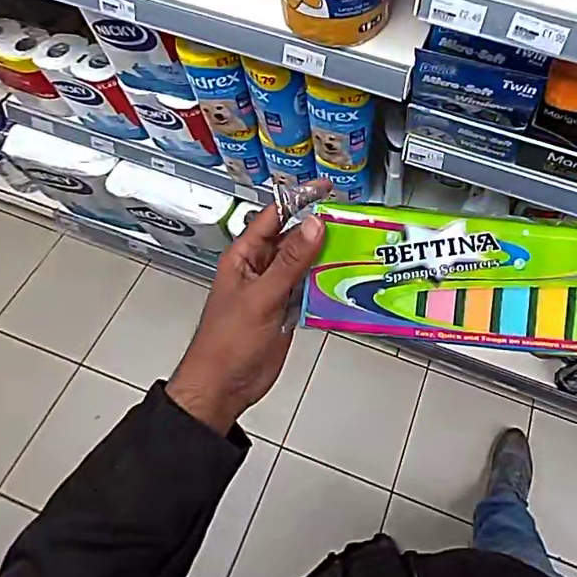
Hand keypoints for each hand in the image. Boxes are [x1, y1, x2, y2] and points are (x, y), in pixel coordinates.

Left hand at [166, 181, 329, 435]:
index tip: (324, 189)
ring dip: (326, 257)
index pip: (275, 215)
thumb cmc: (224, 344)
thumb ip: (290, 262)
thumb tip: (313, 226)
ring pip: (306, 262)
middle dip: (320, 228)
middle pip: (295, 237)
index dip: (299, 199)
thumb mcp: (261, 297)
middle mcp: (260, 267)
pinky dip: (327, 284)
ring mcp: (274, 288)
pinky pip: (311, 287)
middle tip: (350, 221)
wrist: (223, 388)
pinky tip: (344, 281)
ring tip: (354, 248)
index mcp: (245, 256)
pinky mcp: (286, 308)